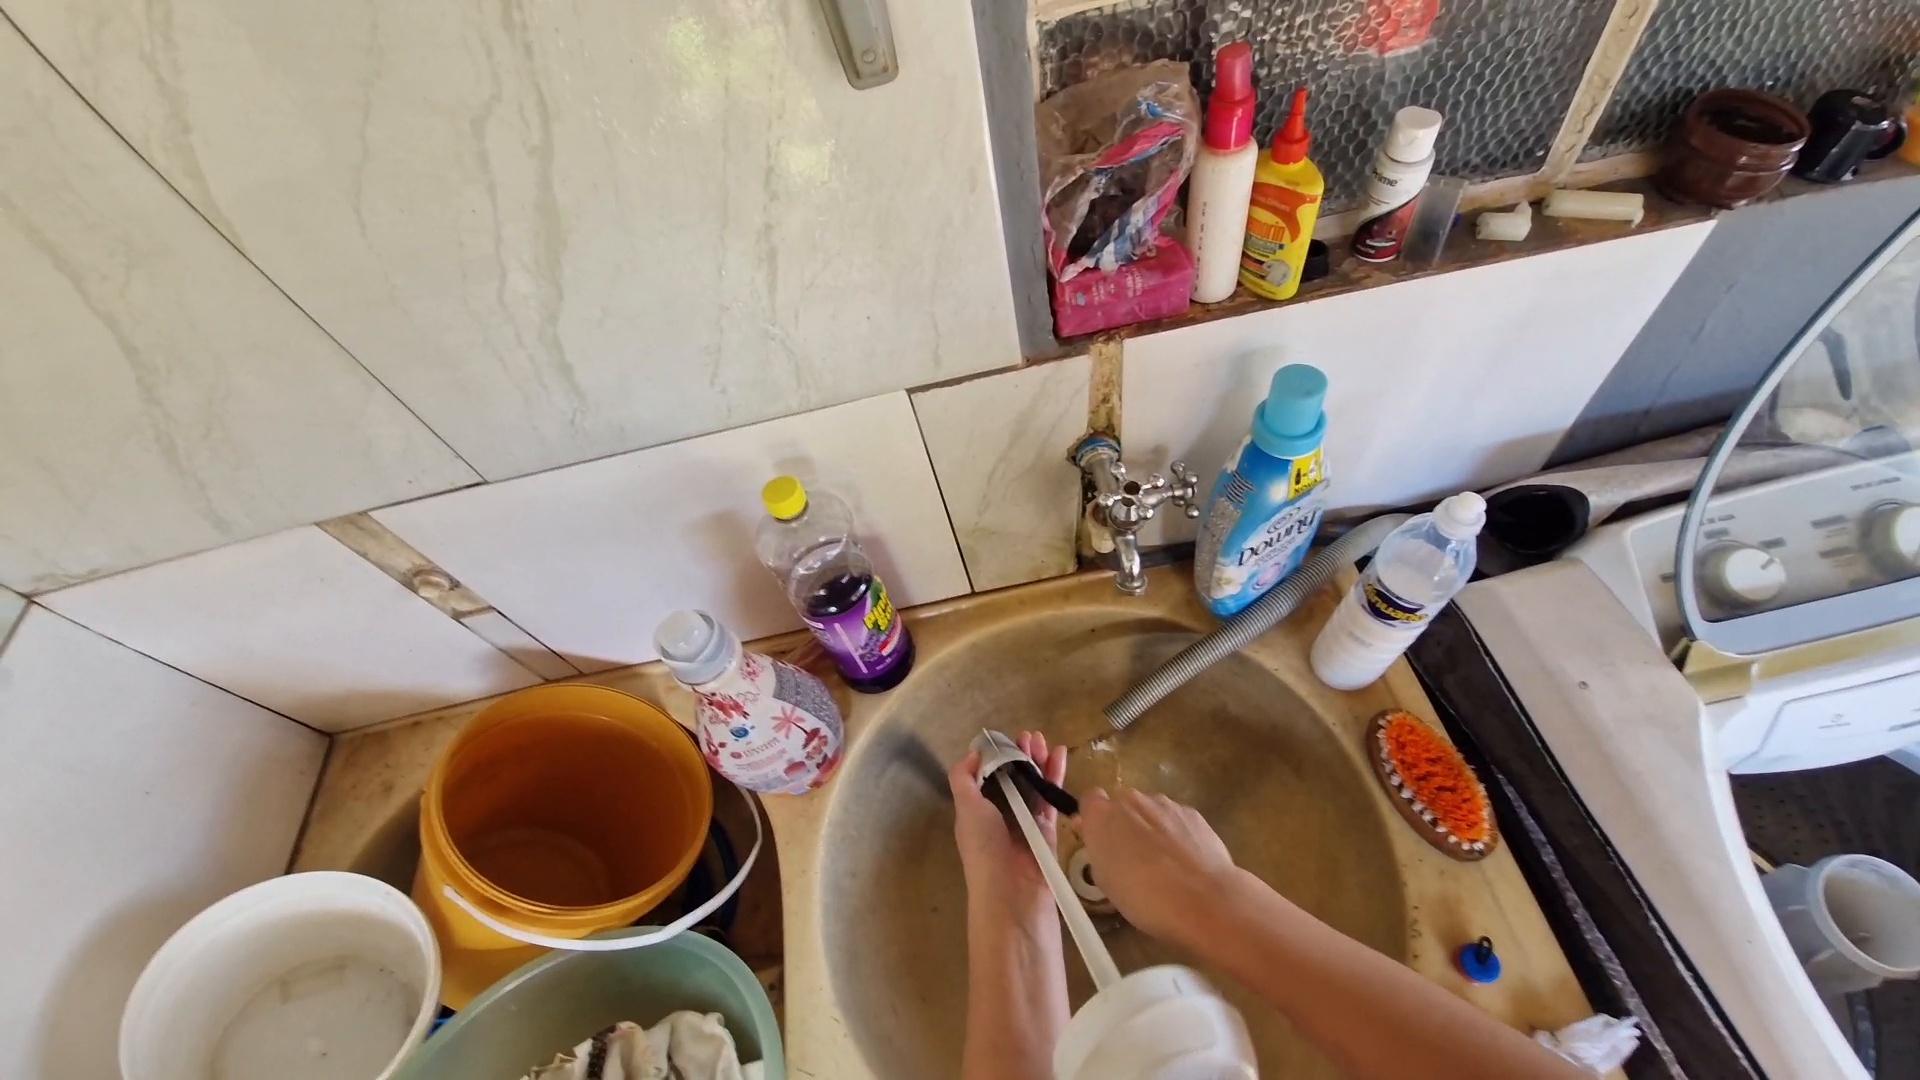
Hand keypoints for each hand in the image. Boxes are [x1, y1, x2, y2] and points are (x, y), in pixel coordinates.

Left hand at [949, 731, 1067, 922]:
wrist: (1013, 895)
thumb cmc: (984, 849)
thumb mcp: (966, 809)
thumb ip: (964, 779)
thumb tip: (974, 753)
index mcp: (977, 811)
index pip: (987, 777)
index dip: (996, 756)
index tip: (1005, 739)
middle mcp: (1001, 815)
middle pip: (1012, 778)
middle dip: (1020, 755)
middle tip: (1030, 736)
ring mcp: (1026, 822)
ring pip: (1033, 784)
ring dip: (1038, 761)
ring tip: (1043, 740)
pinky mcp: (1048, 830)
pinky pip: (1051, 798)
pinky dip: (1055, 776)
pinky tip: (1060, 756)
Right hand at [1075, 787, 1239, 943]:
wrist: (1204, 900)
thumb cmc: (1144, 897)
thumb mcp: (1105, 880)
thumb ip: (1097, 848)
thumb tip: (1094, 833)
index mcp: (1101, 815)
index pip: (1089, 800)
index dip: (1094, 819)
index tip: (1099, 841)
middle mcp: (1130, 799)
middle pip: (1121, 804)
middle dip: (1124, 823)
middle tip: (1131, 857)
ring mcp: (1163, 803)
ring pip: (1149, 810)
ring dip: (1150, 828)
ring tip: (1164, 864)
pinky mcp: (1191, 812)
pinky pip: (1175, 819)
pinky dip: (1176, 833)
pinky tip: (1186, 862)